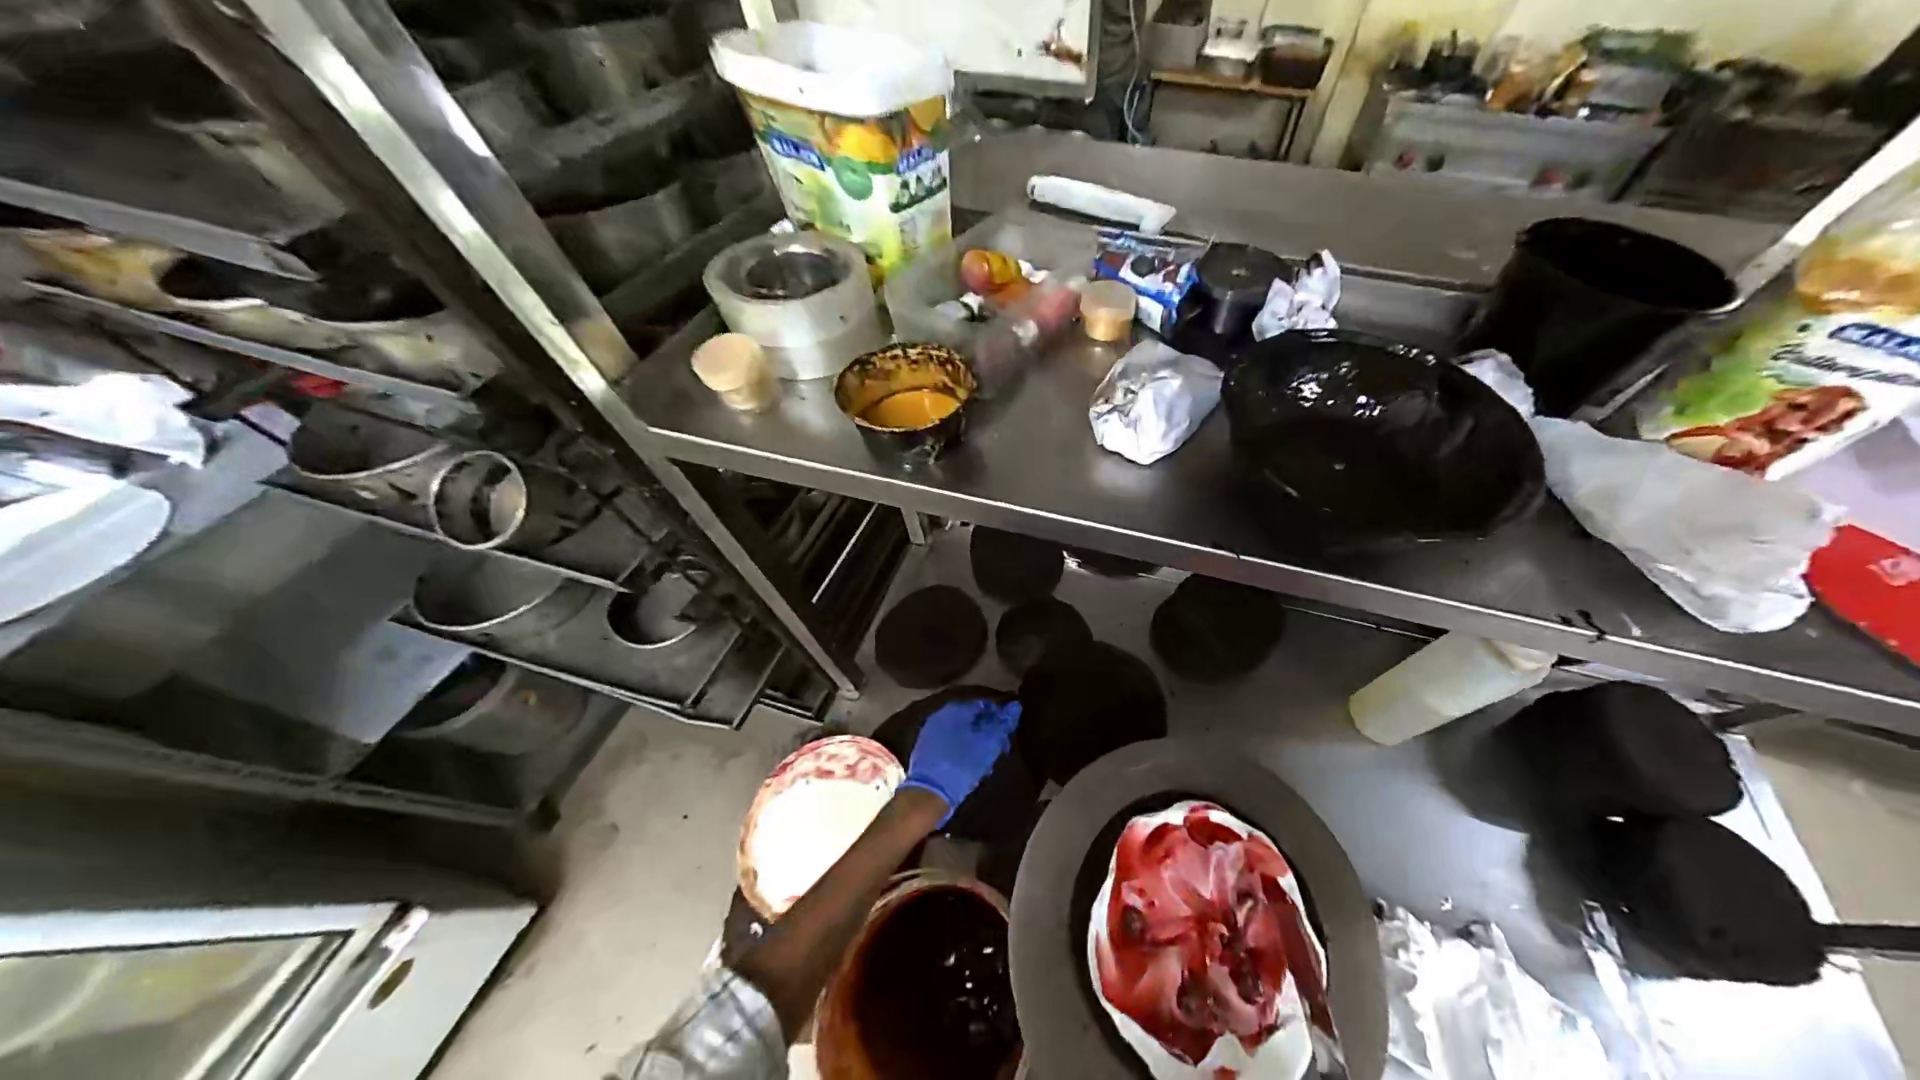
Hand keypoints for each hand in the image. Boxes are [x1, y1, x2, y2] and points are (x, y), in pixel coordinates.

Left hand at [898, 698, 1021, 825]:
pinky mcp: (925, 748)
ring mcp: (930, 731)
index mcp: (956, 708)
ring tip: (987, 761)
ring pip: (961, 731)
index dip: (1000, 716)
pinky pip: (949, 742)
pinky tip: (970, 765)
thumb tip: (1016, 706)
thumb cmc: (963, 764)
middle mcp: (941, 714)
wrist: (929, 793)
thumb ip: (1003, 724)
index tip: (1008, 733)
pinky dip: (962, 750)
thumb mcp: (989, 744)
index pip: (984, 704)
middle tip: (1000, 748)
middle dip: (987, 731)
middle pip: (971, 718)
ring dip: (976, 742)